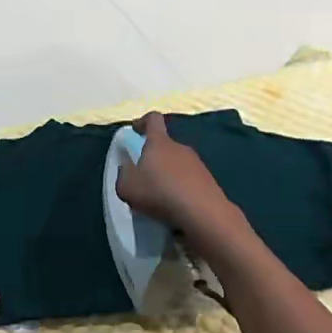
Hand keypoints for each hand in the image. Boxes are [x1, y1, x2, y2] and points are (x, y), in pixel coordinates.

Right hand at [113, 113, 241, 236]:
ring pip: (177, 163)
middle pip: (165, 145)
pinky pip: (189, 178)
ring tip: (160, 194)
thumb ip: (123, 173)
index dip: (143, 122)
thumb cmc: (160, 193)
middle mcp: (180, 147)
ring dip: (168, 173)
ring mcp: (197, 163)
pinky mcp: (208, 180)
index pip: (153, 119)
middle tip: (144, 176)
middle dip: (154, 157)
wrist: (203, 213)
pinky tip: (175, 204)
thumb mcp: (127, 187)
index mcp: (159, 142)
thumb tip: (127, 166)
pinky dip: (180, 187)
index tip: (135, 131)